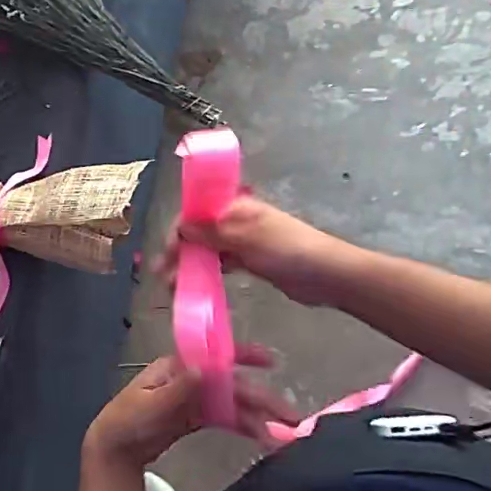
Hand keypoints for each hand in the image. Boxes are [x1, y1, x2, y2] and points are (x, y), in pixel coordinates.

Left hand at [84, 349, 299, 468]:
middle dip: (260, 397)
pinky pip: (224, 418)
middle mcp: (189, 378)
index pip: (213, 356)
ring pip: (231, 403)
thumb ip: (178, 389)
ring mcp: (194, 398)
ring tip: (284, 434)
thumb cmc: (126, 421)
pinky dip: (243, 426)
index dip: (242, 355)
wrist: (113, 450)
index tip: (270, 360)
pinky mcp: (196, 418)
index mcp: (175, 366)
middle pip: (229, 384)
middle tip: (291, 415)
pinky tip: (264, 437)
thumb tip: (205, 368)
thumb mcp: (150, 405)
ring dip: (257, 416)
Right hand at [154, 194, 342, 305]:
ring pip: (208, 249)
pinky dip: (208, 272)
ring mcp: (244, 241)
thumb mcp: (247, 238)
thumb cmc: (288, 250)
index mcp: (236, 207)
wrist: (328, 275)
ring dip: (190, 263)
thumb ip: (212, 232)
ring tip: (173, 284)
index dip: (178, 230)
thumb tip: (182, 227)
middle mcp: (237, 220)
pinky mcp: (252, 262)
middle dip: (179, 249)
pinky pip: (222, 263)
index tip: (166, 252)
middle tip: (162, 273)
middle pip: (199, 231)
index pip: (196, 212)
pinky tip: (195, 284)